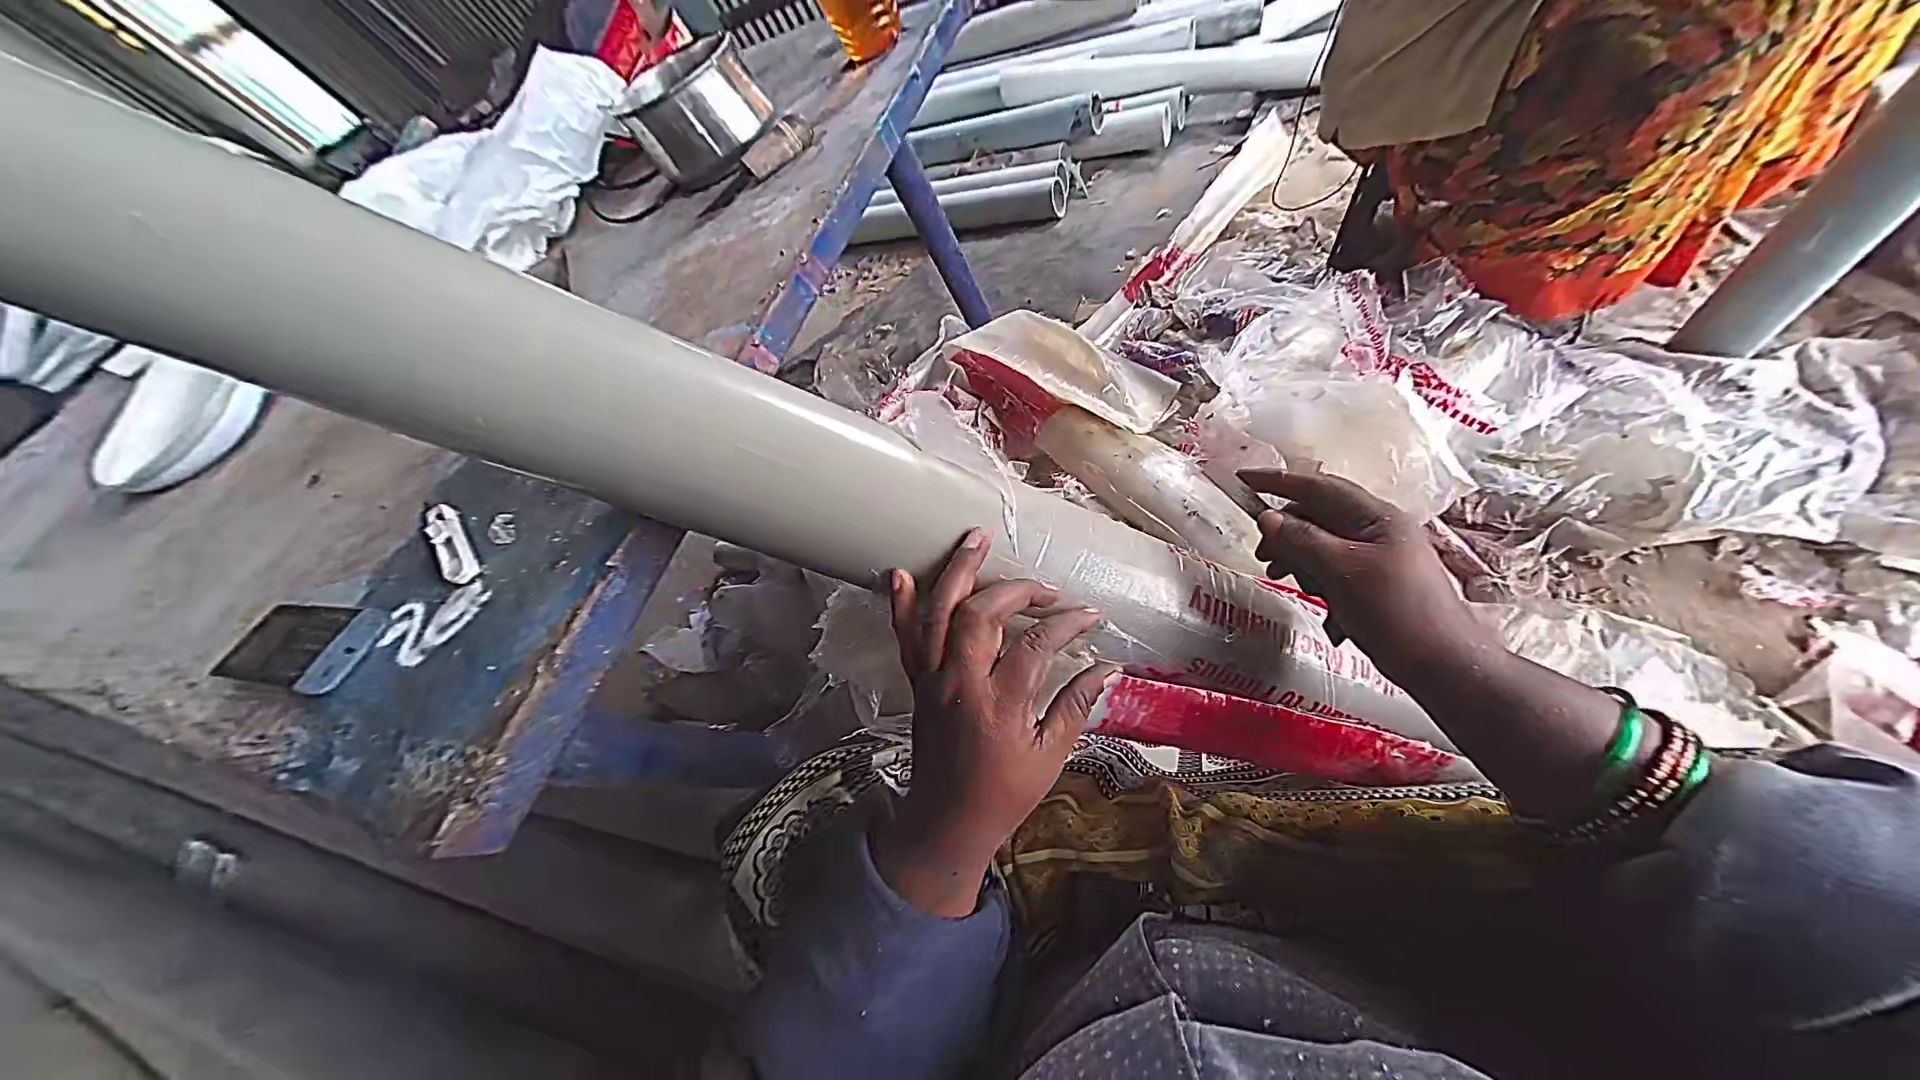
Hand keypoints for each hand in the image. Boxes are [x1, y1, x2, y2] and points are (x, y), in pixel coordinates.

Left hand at [872, 528, 1118, 916]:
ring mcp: (933, 680)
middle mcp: (961, 685)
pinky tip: (902, 574)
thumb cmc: (1003, 794)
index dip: (1067, 624)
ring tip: (975, 538)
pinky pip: (906, 638)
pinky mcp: (918, 682)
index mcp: (999, 707)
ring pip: (938, 615)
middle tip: (1045, 588)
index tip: (1088, 616)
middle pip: (980, 616)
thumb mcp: (1049, 757)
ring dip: (957, 572)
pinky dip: (902, 605)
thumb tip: (1108, 669)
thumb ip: (1076, 707)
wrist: (946, 821)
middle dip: (1016, 590)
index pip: (1036, 646)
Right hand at [1237, 467, 1498, 691]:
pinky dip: (1318, 583)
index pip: (1318, 486)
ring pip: (1321, 545)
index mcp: (1376, 517)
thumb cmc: (1397, 612)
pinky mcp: (1373, 583)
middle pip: (1316, 516)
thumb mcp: (1342, 571)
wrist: (1443, 665)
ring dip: (1299, 561)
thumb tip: (1267, 518)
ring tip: (1287, 580)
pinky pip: (1333, 571)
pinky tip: (1321, 607)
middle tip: (1264, 556)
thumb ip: (1302, 540)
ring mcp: (1377, 557)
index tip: (1243, 479)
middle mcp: (1377, 530)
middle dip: (1286, 533)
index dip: (1277, 481)